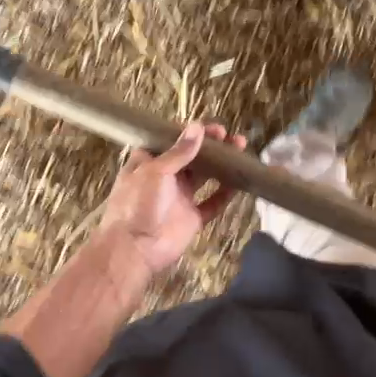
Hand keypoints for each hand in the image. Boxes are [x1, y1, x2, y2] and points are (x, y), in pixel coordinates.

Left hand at [98, 122, 246, 273]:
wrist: (134, 249)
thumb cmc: (138, 204)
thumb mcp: (155, 171)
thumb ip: (179, 151)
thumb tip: (197, 127)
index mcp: (149, 163)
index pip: (172, 142)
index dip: (190, 133)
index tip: (210, 128)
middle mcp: (165, 178)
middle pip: (192, 157)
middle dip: (210, 146)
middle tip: (229, 137)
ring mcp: (180, 198)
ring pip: (205, 176)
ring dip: (221, 165)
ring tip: (240, 150)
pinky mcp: (192, 217)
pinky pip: (212, 202)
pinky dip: (225, 193)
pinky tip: (240, 181)